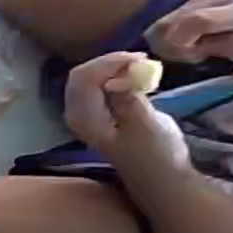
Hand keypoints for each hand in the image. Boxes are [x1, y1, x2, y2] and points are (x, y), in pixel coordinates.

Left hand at [63, 52, 190, 180]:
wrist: (158, 175)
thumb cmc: (156, 152)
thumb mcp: (147, 125)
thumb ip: (129, 101)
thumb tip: (116, 79)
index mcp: (82, 117)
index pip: (84, 79)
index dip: (108, 63)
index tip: (141, 57)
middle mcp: (74, 113)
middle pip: (81, 76)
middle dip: (108, 63)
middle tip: (142, 58)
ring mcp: (82, 113)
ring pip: (87, 79)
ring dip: (110, 68)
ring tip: (141, 65)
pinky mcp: (95, 113)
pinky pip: (95, 86)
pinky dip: (112, 76)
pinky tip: (133, 76)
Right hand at [147, 0, 232, 67]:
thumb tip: (204, 46)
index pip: (197, 20)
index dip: (182, 42)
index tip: (191, 57)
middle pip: (173, 21)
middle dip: (169, 44)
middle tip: (187, 57)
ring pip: (164, 20)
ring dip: (165, 40)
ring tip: (187, 49)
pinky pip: (167, 18)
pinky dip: (167, 34)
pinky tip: (186, 40)